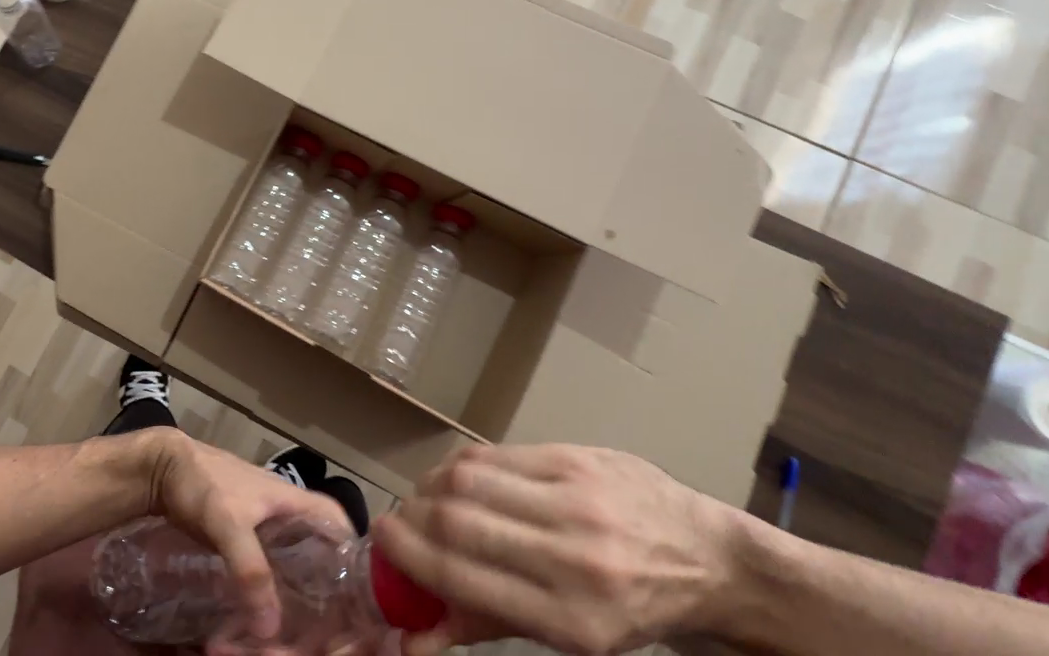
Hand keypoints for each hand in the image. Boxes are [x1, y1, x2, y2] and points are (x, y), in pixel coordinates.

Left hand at [143, 429, 354, 639]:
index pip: (339, 524)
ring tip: (289, 632)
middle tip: (320, 630)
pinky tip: (259, 615)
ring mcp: (262, 523)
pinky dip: (266, 590)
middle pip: (317, 552)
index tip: (356, 599)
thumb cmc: (201, 483)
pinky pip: (265, 566)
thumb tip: (271, 627)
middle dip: (320, 590)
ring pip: (290, 562)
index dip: (353, 556)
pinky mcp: (240, 535)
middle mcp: (284, 512)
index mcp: (293, 501)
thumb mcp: (227, 523)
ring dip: (291, 595)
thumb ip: (251, 569)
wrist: (160, 467)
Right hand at [374, 444, 743, 655]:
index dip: (407, 554)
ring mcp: (576, 501)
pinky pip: (492, 454)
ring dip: (428, 486)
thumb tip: (409, 639)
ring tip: (423, 499)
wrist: (709, 561)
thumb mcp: (565, 635)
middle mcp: (573, 558)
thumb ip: (482, 623)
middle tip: (397, 521)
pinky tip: (456, 479)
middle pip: (455, 519)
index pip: (460, 575)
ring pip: (466, 478)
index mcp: (571, 618)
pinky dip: (459, 466)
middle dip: (410, 517)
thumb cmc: (629, 609)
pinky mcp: (575, 459)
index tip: (382, 543)